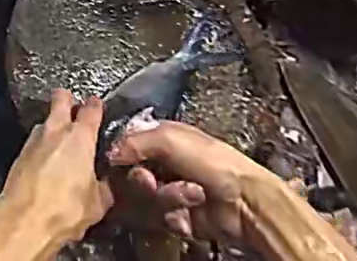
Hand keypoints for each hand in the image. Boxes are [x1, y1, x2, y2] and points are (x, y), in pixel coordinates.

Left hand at [0, 90, 113, 260]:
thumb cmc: (66, 207)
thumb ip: (103, 185)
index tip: (98, 103)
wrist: (26, 215)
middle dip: (68, 99)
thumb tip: (103, 181)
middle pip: (60, 99)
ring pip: (48, 118)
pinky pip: (38, 137)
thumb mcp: (98, 203)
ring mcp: (35, 135)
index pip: (90, 110)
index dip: (95, 105)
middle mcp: (55, 129)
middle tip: (76, 108)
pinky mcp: (22, 147)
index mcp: (79, 137)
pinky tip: (52, 158)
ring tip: (66, 141)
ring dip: (56, 124)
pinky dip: (47, 141)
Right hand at [108, 119, 264, 242]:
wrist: (247, 203)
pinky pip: (163, 219)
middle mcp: (163, 163)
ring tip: (190, 196)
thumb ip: (132, 142)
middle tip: (153, 182)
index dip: (120, 154)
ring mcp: (172, 190)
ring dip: (167, 198)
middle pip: (133, 173)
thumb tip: (109, 153)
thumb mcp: (167, 139)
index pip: (126, 143)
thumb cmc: (212, 161)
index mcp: (159, 137)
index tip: (120, 161)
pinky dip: (175, 218)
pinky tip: (189, 217)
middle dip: (143, 181)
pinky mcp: (182, 217)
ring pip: (148, 198)